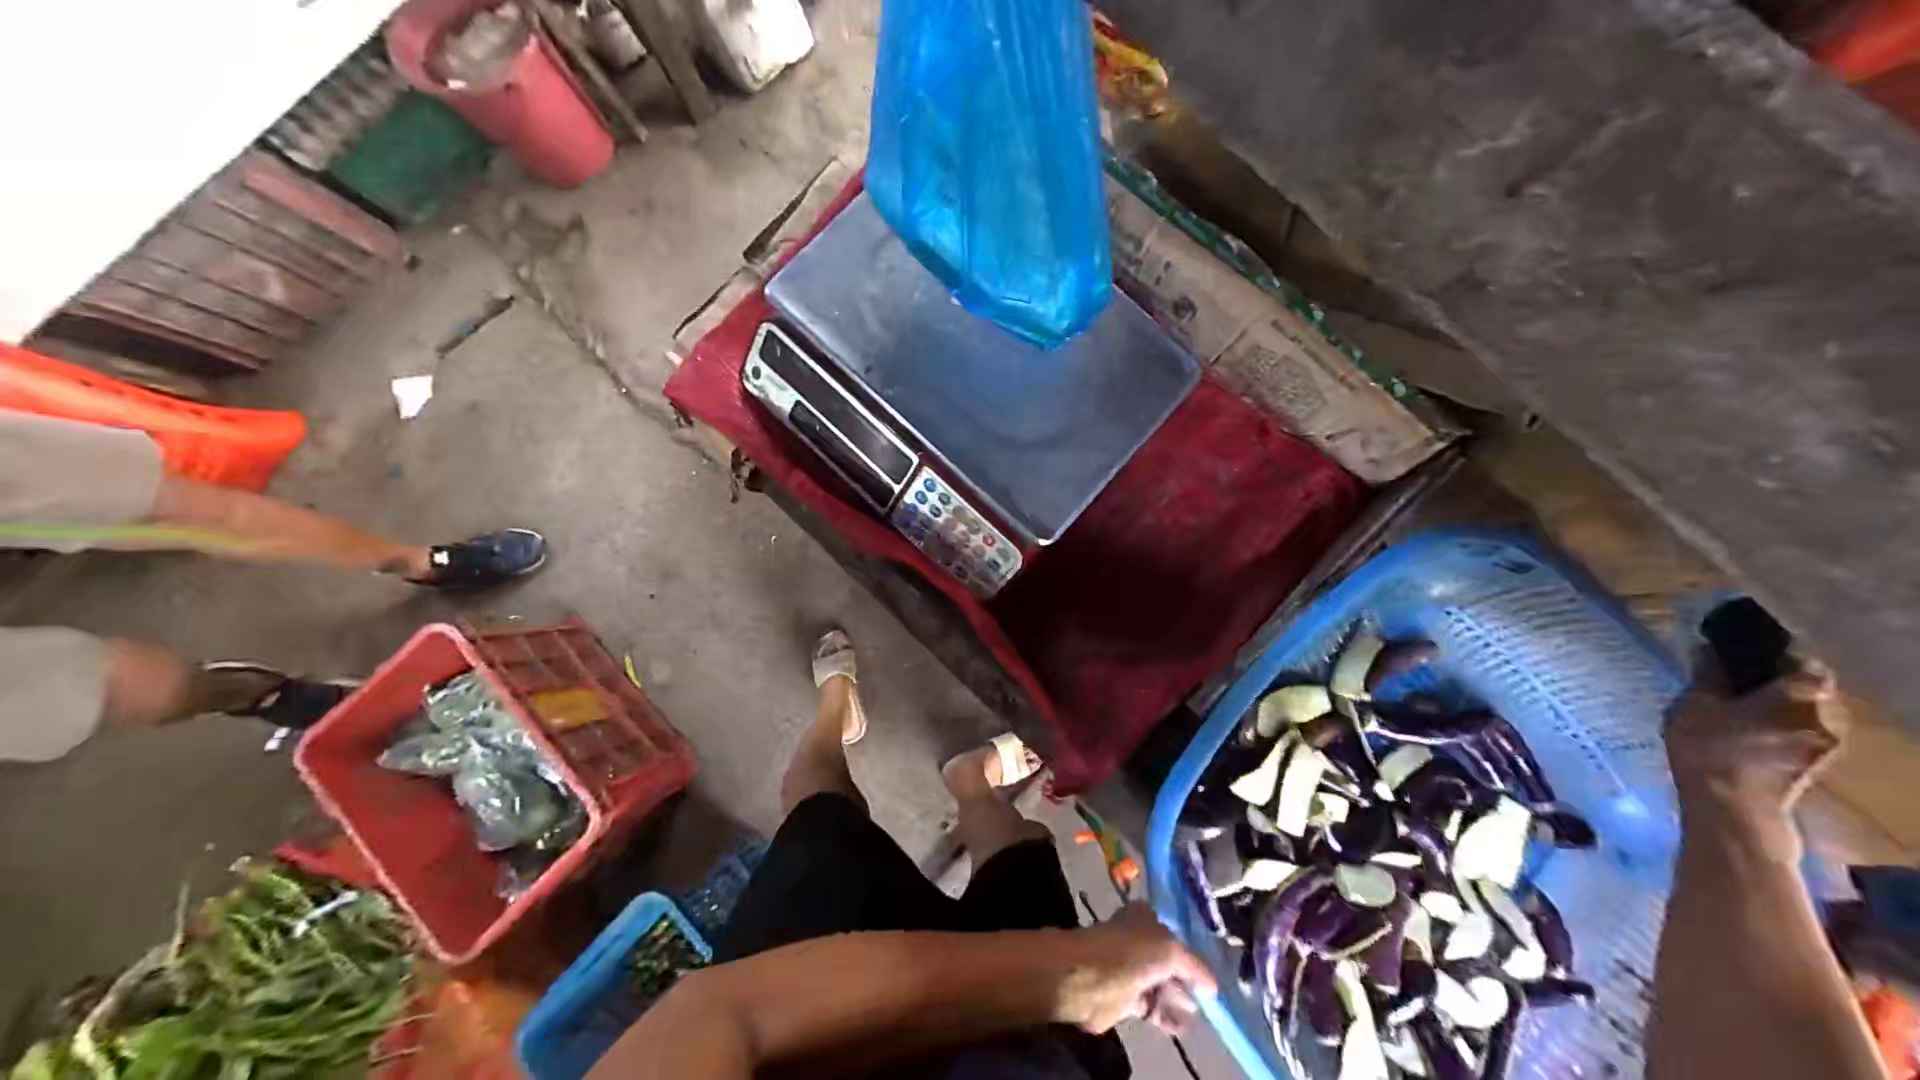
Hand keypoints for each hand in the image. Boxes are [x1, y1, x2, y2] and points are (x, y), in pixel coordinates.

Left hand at [1053, 905, 1216, 1034]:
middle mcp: (1138, 940)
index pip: (1174, 932)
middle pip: (1169, 961)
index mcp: (1145, 917)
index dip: (1192, 951)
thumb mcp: (1171, 950)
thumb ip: (1194, 966)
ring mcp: (1130, 969)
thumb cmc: (1130, 953)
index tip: (1211, 971)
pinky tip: (1182, 1027)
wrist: (1089, 979)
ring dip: (1178, 999)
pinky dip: (1166, 1016)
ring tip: (1195, 1014)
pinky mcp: (1125, 997)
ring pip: (1161, 985)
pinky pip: (1152, 1007)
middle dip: (1187, 979)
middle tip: (1206, 998)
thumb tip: (1212, 986)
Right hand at [1665, 653, 1845, 810]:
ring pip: (1806, 713)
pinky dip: (1781, 727)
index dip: (1778, 655)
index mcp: (1800, 693)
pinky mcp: (1818, 764)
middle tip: (1739, 683)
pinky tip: (1750, 732)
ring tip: (1741, 709)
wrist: (1732, 804)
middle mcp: (1826, 715)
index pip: (1803, 661)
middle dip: (1778, 683)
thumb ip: (1707, 676)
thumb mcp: (1694, 704)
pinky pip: (1802, 733)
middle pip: (1809, 689)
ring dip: (1780, 707)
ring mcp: (1828, 744)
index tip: (1748, 654)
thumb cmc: (1710, 746)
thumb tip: (1708, 650)